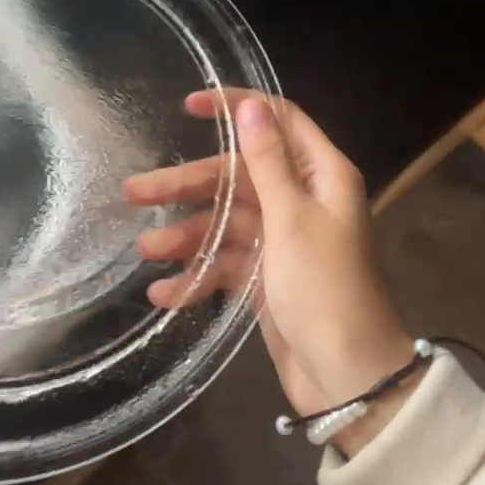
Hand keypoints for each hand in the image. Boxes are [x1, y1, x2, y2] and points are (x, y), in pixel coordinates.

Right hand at [126, 92, 414, 453]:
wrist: (350, 379)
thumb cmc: (326, 288)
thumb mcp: (293, 219)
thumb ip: (267, 162)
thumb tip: (250, 107)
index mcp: (320, 174)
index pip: (277, 121)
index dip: (235, 107)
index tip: (188, 105)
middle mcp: (302, 198)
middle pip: (237, 176)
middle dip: (188, 186)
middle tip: (135, 191)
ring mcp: (283, 239)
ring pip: (226, 221)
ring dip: (187, 235)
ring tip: (145, 250)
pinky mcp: (267, 276)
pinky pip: (227, 263)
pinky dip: (199, 275)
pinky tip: (165, 293)